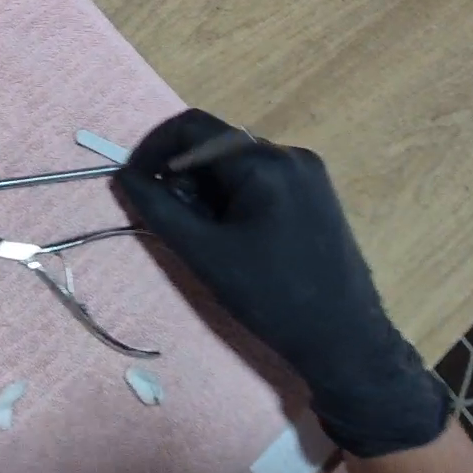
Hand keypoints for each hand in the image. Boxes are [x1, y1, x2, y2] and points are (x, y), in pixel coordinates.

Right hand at [117, 109, 448, 457]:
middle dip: (182, 176)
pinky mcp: (314, 191)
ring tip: (206, 235)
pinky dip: (231, 195)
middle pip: (212, 145)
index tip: (135, 181)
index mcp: (264, 163)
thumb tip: (123, 175)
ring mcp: (306, 172)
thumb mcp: (203, 253)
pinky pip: (256, 176)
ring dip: (205, 188)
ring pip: (232, 162)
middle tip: (175, 221)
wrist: (348, 344)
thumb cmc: (271, 298)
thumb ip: (157, 208)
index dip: (153, 148)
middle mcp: (289, 154)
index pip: (192, 128)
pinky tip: (232, 234)